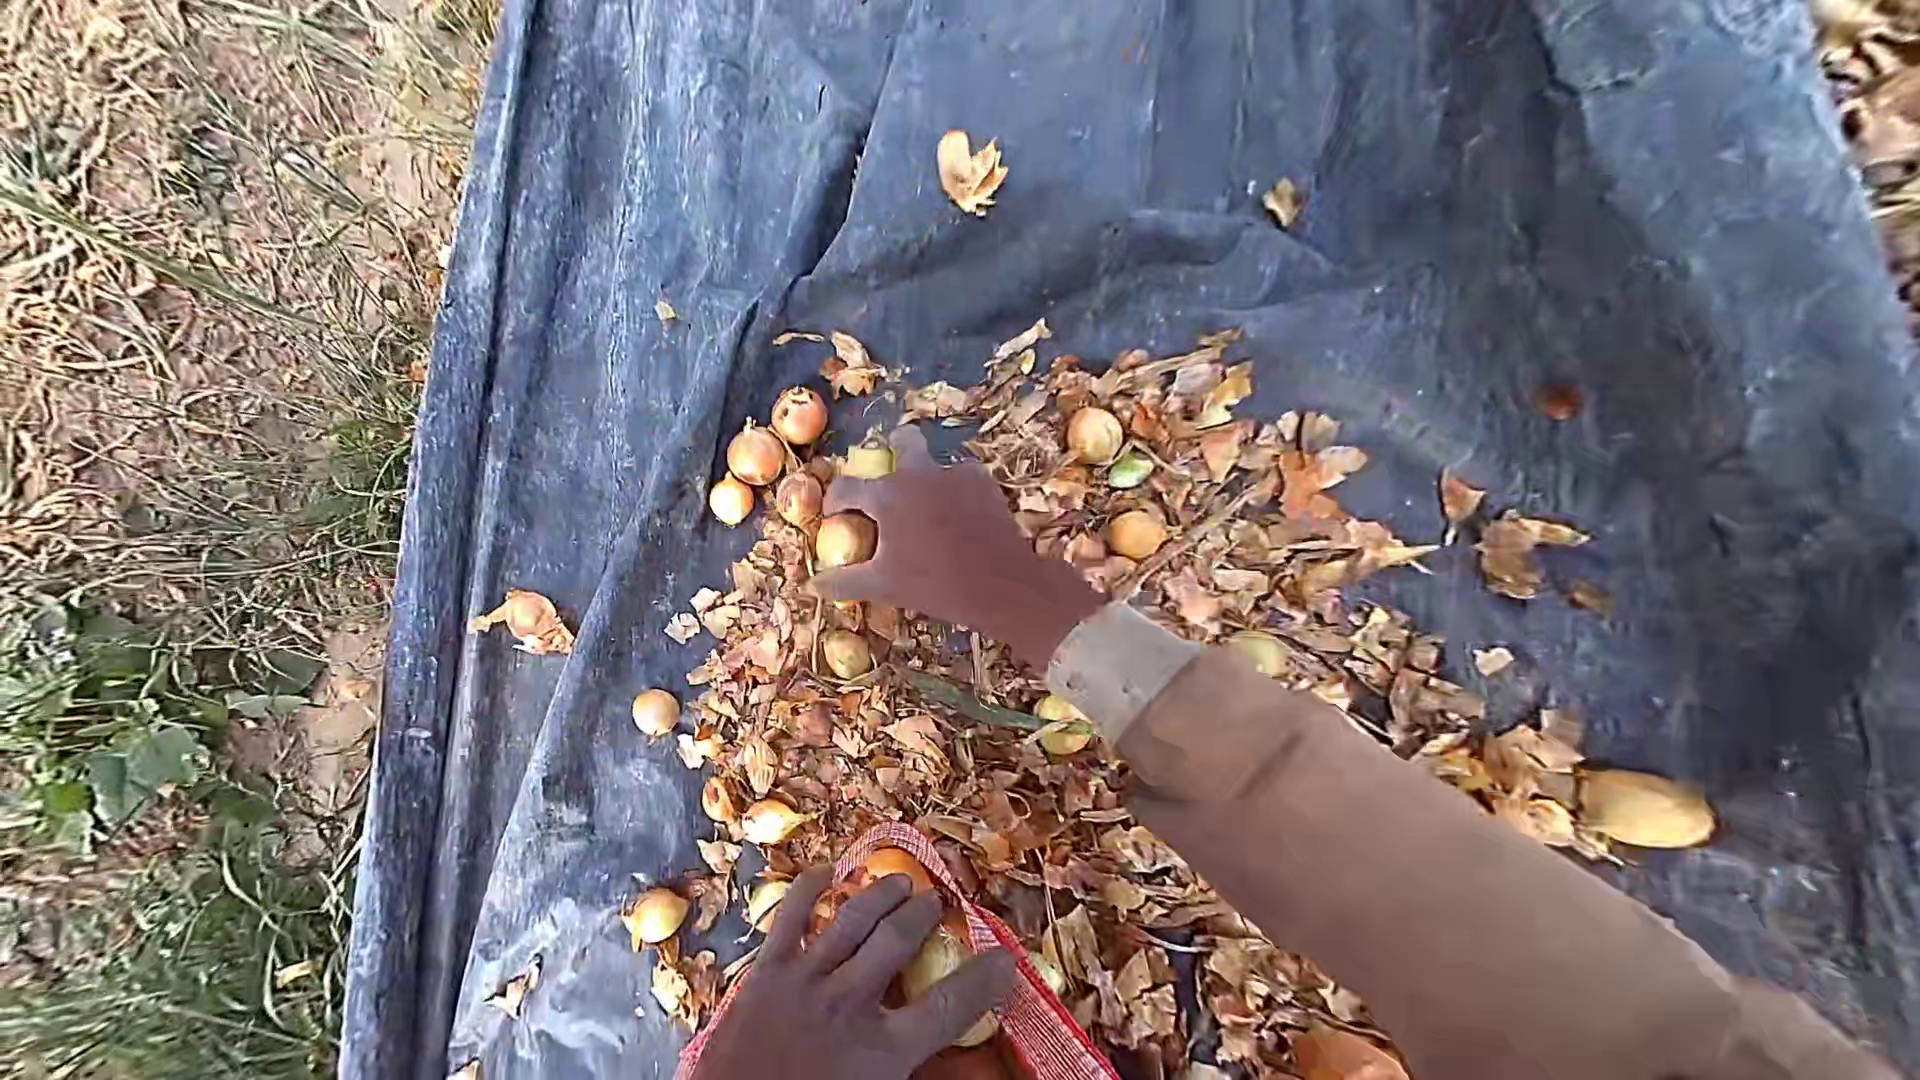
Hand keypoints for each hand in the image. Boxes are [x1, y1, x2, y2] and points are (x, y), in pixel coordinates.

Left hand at [693, 866, 1015, 1079]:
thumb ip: (913, 1076)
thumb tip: (950, 1068)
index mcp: (879, 1054)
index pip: (949, 1007)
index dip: (983, 980)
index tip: (1005, 958)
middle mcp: (849, 1004)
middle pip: (900, 939)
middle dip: (924, 913)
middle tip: (936, 900)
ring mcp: (806, 981)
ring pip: (855, 918)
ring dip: (882, 893)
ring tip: (900, 881)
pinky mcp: (766, 972)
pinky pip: (791, 916)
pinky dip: (810, 888)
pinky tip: (826, 871)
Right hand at [810, 426, 1104, 665]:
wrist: (1002, 585)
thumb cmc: (936, 585)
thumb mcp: (884, 586)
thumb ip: (845, 582)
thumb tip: (812, 585)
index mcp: (887, 496)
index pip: (846, 487)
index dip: (836, 500)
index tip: (838, 514)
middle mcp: (919, 473)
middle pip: (901, 441)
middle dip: (892, 450)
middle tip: (890, 479)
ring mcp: (955, 473)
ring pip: (935, 462)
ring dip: (927, 477)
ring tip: (930, 509)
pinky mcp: (984, 481)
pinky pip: (963, 476)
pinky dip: (956, 490)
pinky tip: (959, 515)